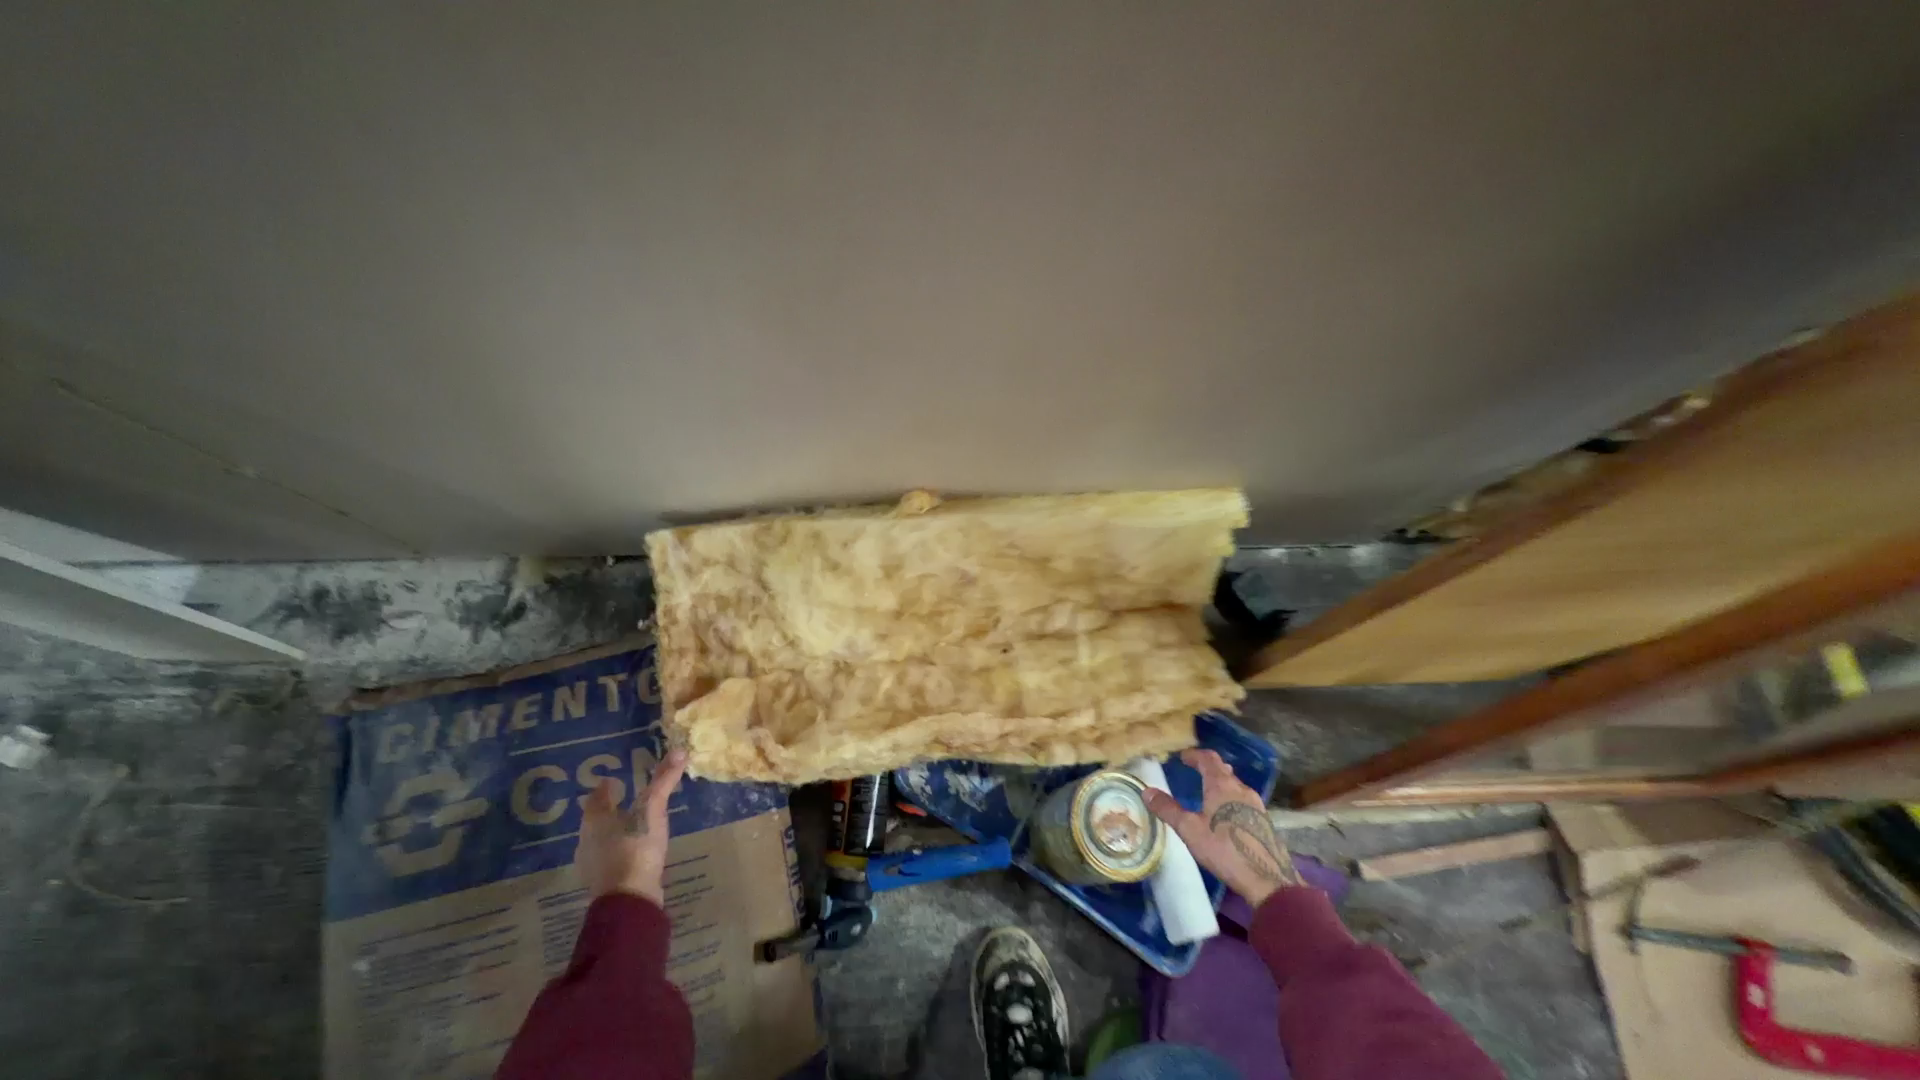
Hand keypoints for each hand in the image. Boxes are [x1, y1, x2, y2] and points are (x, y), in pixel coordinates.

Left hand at [576, 749, 687, 904]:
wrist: (628, 900)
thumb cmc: (635, 847)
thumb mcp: (652, 810)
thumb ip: (663, 781)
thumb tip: (679, 749)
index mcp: (594, 820)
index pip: (595, 798)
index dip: (604, 788)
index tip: (614, 780)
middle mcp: (587, 841)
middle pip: (595, 820)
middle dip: (608, 810)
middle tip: (626, 800)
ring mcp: (593, 866)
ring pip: (602, 842)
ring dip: (614, 833)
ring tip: (634, 827)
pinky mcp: (606, 885)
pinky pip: (612, 860)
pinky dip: (621, 853)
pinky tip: (635, 854)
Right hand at [1144, 748, 1299, 907]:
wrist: (1266, 878)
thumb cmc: (1224, 849)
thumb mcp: (1189, 829)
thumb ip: (1168, 809)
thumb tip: (1147, 791)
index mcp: (1222, 786)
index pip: (1209, 759)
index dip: (1195, 755)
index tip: (1183, 757)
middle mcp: (1241, 789)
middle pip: (1224, 771)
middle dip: (1209, 768)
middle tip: (1195, 772)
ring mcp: (1256, 805)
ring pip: (1236, 787)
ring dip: (1221, 784)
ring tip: (1208, 793)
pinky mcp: (1263, 822)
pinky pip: (1243, 801)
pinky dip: (1231, 799)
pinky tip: (1226, 816)